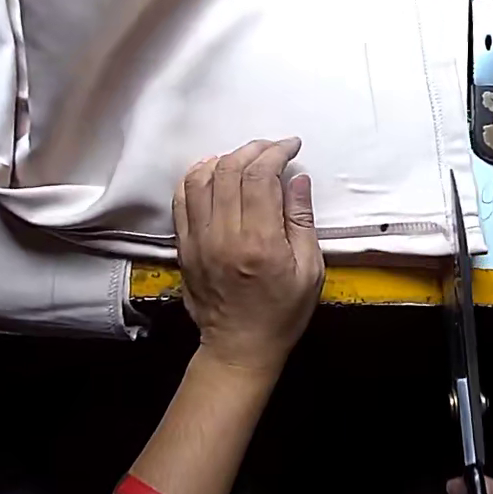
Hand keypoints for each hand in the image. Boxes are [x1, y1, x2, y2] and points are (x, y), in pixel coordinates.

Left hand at [172, 138, 324, 373]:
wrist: (240, 347)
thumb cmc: (284, 310)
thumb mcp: (310, 269)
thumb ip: (302, 220)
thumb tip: (298, 179)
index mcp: (259, 242)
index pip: (260, 177)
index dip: (276, 152)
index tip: (292, 146)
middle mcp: (223, 236)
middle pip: (230, 171)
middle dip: (255, 150)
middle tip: (274, 148)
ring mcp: (198, 241)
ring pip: (201, 179)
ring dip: (226, 158)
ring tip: (247, 157)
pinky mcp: (184, 247)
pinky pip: (182, 199)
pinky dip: (197, 176)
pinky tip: (215, 171)